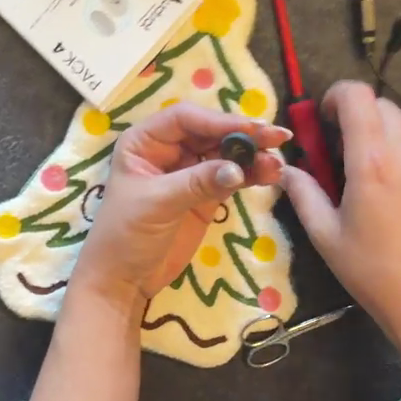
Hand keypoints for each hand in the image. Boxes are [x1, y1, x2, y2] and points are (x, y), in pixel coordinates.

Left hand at [71, 105, 289, 307]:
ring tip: (277, 164)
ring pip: (225, 154)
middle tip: (278, 139)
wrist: (122, 280)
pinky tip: (270, 176)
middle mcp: (167, 150)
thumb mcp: (157, 204)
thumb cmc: (125, 235)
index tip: (253, 129)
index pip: (186, 119)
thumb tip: (238, 169)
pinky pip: (231, 178)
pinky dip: (250, 175)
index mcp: (144, 142)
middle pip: (211, 132)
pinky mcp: (204, 196)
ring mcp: (188, 173)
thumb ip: (197, 183)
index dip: (219, 121)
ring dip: (252, 156)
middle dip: (243, 135)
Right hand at [280, 81, 400, 355]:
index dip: (334, 97)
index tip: (321, 121)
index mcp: (372, 160)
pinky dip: (400, 150)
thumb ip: (303, 195)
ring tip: (363, 171)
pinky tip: (391, 188)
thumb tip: (286, 171)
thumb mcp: (326, 237)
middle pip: (380, 105)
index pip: (356, 95)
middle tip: (336, 151)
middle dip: (354, 116)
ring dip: (378, 133)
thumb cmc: (374, 274)